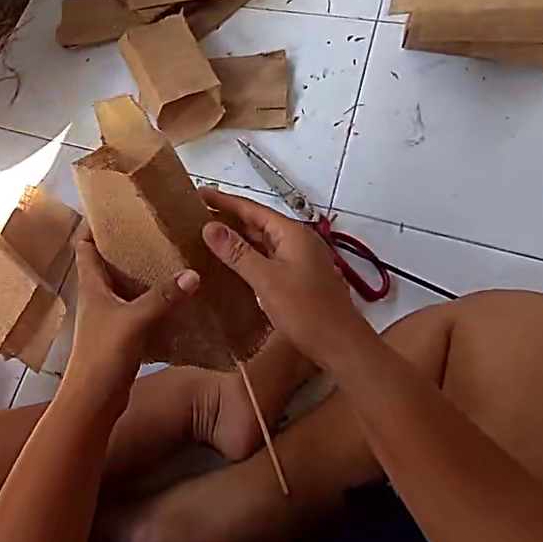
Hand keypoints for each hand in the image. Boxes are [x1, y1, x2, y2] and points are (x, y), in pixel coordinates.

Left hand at [60, 237, 197, 415]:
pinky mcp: (121, 335)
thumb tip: (192, 274)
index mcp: (91, 284)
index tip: (119, 210)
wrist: (93, 403)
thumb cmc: (102, 356)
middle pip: (108, 262)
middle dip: (127, 247)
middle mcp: (97, 296)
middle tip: (155, 232)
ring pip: (125, 286)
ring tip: (169, 258)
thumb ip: (163, 298)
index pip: (86, 245)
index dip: (96, 226)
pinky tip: (175, 299)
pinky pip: (138, 309)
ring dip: (142, 274)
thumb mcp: (134, 321)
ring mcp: (108, 316)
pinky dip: (153, 301)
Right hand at [198, 188, 371, 367]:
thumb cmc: (307, 312)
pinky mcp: (300, 277)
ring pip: (263, 241)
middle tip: (198, 215)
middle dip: (229, 218)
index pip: (252, 209)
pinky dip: (248, 256)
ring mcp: (301, 260)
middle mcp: (298, 241)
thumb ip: (237, 252)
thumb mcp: (266, 280)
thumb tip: (210, 227)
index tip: (199, 193)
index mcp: (292, 234)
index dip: (224, 200)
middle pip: (258, 223)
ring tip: (208, 236)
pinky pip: (268, 258)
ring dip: (238, 238)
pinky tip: (231, 264)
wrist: (343, 348)